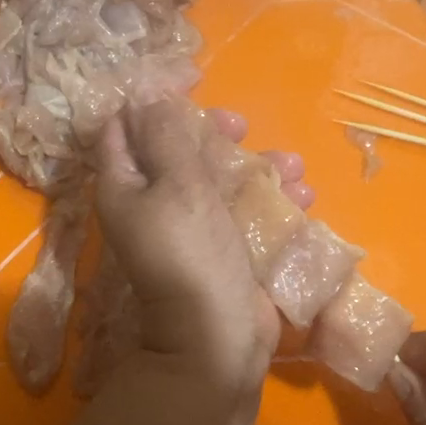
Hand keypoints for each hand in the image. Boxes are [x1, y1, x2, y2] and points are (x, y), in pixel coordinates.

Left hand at [92, 100, 278, 395]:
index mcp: (124, 183)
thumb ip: (167, 135)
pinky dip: (268, 197)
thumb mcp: (179, 185)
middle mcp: (148, 199)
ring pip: (215, 176)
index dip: (150, 100)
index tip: (188, 81)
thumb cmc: (191, 255)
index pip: (124, 126)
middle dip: (211, 132)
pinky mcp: (219, 246)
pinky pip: (240, 208)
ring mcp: (185, 225)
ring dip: (252, 164)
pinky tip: (301, 192)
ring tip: (290, 163)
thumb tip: (147, 90)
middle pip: (174, 147)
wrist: (217, 343)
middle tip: (240, 125)